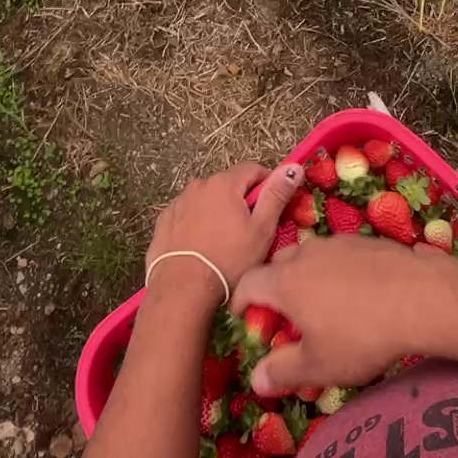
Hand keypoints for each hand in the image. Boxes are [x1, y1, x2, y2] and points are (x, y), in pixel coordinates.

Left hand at [145, 162, 302, 305]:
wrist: (182, 291)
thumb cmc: (229, 261)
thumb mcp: (261, 230)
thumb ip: (276, 195)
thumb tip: (293, 167)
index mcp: (224, 183)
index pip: (253, 169)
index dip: (267, 184)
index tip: (273, 205)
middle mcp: (199, 185)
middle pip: (229, 184)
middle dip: (241, 200)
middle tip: (250, 230)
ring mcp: (178, 202)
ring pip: (207, 200)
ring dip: (218, 211)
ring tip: (224, 242)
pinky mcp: (164, 221)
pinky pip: (188, 214)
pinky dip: (197, 223)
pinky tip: (202, 247)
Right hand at [231, 235, 453, 395]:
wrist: (418, 297)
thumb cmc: (360, 335)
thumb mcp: (318, 365)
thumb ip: (283, 371)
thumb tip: (256, 380)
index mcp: (285, 281)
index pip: (249, 283)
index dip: (241, 301)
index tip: (243, 316)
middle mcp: (307, 254)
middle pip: (278, 265)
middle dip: (274, 286)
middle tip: (283, 314)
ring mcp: (338, 243)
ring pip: (310, 255)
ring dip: (306, 275)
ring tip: (319, 302)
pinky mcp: (365, 241)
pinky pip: (339, 254)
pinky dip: (335, 269)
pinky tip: (354, 291)